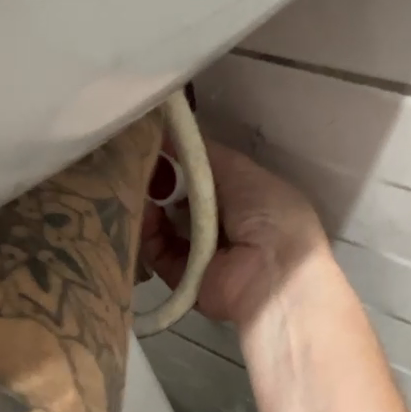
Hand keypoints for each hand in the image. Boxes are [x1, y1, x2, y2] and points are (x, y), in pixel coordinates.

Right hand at [141, 142, 328, 330]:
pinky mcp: (182, 278)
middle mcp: (223, 227)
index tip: (155, 143)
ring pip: (164, 225)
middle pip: (180, 200)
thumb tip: (169, 133)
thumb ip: (205, 154)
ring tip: (135, 187)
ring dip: (149, 205)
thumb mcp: (243, 172)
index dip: (180, 161)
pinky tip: (145, 214)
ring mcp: (201, 255)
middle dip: (159, 181)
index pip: (203, 177)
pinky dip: (148, 233)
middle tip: (138, 163)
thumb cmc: (270, 216)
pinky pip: (158, 252)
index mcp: (245, 200)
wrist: (275, 276)